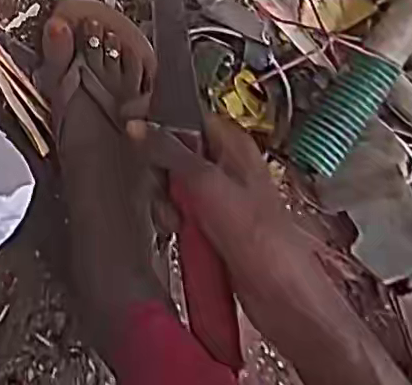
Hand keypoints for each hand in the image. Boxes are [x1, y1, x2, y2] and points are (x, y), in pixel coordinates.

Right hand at [129, 111, 287, 254]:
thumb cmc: (258, 237)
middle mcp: (223, 164)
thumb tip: (136, 125)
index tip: (129, 115)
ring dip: (163, 198)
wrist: (282, 301)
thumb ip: (167, 150)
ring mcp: (216, 194)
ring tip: (175, 216)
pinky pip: (175, 207)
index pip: (185, 111)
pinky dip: (170, 216)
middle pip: (171, 147)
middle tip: (161, 183)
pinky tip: (178, 230)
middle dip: (158, 167)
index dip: (156, 112)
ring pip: (169, 179)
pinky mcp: (210, 222)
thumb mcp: (205, 184)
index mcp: (231, 143)